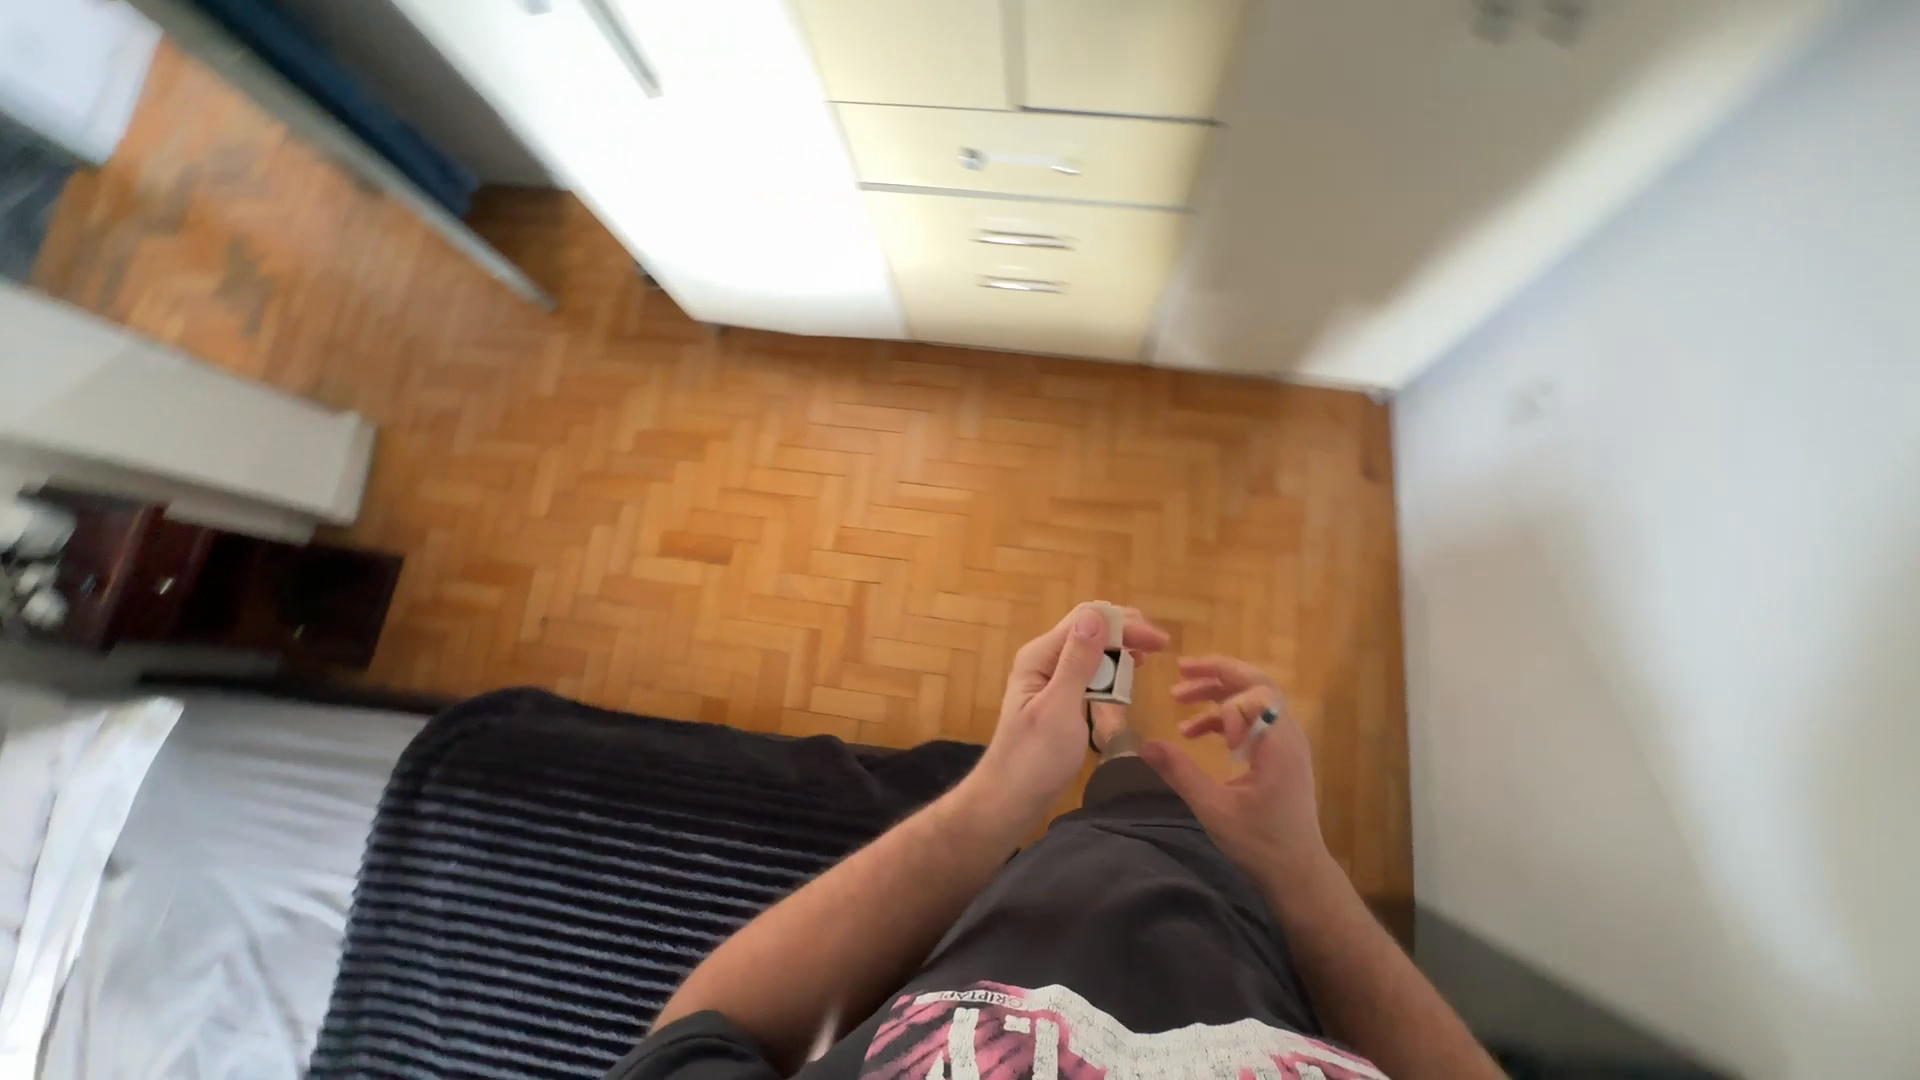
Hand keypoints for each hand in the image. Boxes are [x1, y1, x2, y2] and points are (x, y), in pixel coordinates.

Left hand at [967, 604, 1168, 820]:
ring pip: (1090, 650)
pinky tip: (1126, 678)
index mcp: (1040, 656)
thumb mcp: (1060, 707)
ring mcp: (1050, 680)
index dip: (1124, 623)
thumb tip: (1097, 616)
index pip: (1085, 620)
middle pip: (1088, 630)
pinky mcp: (1058, 699)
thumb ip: (1077, 662)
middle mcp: (1044, 660)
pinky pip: (1087, 673)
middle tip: (1160, 647)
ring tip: (1148, 658)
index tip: (1159, 641)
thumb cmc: (1034, 758)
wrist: (1010, 799)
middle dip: (1125, 632)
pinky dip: (1109, 671)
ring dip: (1119, 649)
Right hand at [1141, 655, 1331, 882]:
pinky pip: (1253, 719)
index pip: (1253, 693)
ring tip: (1179, 700)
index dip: (1219, 698)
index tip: (1186, 714)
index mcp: (1278, 744)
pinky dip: (1225, 717)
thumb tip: (1144, 744)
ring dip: (1217, 695)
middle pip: (1255, 684)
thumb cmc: (1259, 843)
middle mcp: (1288, 735)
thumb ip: (1180, 772)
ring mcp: (1287, 744)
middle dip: (1216, 674)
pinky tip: (1196, 731)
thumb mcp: (1213, 808)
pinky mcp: (1281, 755)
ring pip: (1254, 699)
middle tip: (1180, 672)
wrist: (1298, 875)